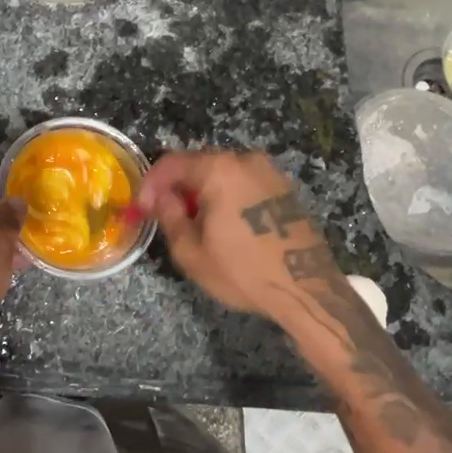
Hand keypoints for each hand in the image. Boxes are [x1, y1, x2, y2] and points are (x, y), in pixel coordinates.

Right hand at [138, 149, 342, 316]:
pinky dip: (228, 196)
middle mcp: (245, 160)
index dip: (151, 184)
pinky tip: (225, 223)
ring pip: (223, 173)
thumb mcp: (191, 252)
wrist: (308, 292)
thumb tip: (163, 199)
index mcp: (219, 169)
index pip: (171, 163)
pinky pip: (245, 184)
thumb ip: (169, 217)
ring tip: (196, 221)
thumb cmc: (244, 271)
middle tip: (166, 213)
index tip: (142, 207)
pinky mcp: (286, 190)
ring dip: (204, 191)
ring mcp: (270, 173)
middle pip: (198, 164)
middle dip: (178, 186)